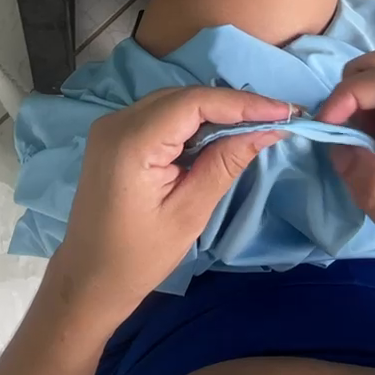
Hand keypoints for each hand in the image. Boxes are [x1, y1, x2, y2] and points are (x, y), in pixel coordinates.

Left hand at [44, 86, 291, 325]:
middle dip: (233, 105)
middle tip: (279, 118)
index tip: (286, 111)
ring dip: (215, 112)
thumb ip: (225, 164)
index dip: (242, 102)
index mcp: (131, 141)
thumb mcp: (189, 213)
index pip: (194, 102)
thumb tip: (267, 129)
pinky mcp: (115, 134)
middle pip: (184, 97)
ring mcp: (112, 125)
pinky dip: (193, 122)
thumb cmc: (139, 257)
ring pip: (174, 103)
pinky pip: (161, 115)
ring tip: (257, 125)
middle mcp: (117, 121)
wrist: (88, 278)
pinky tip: (220, 134)